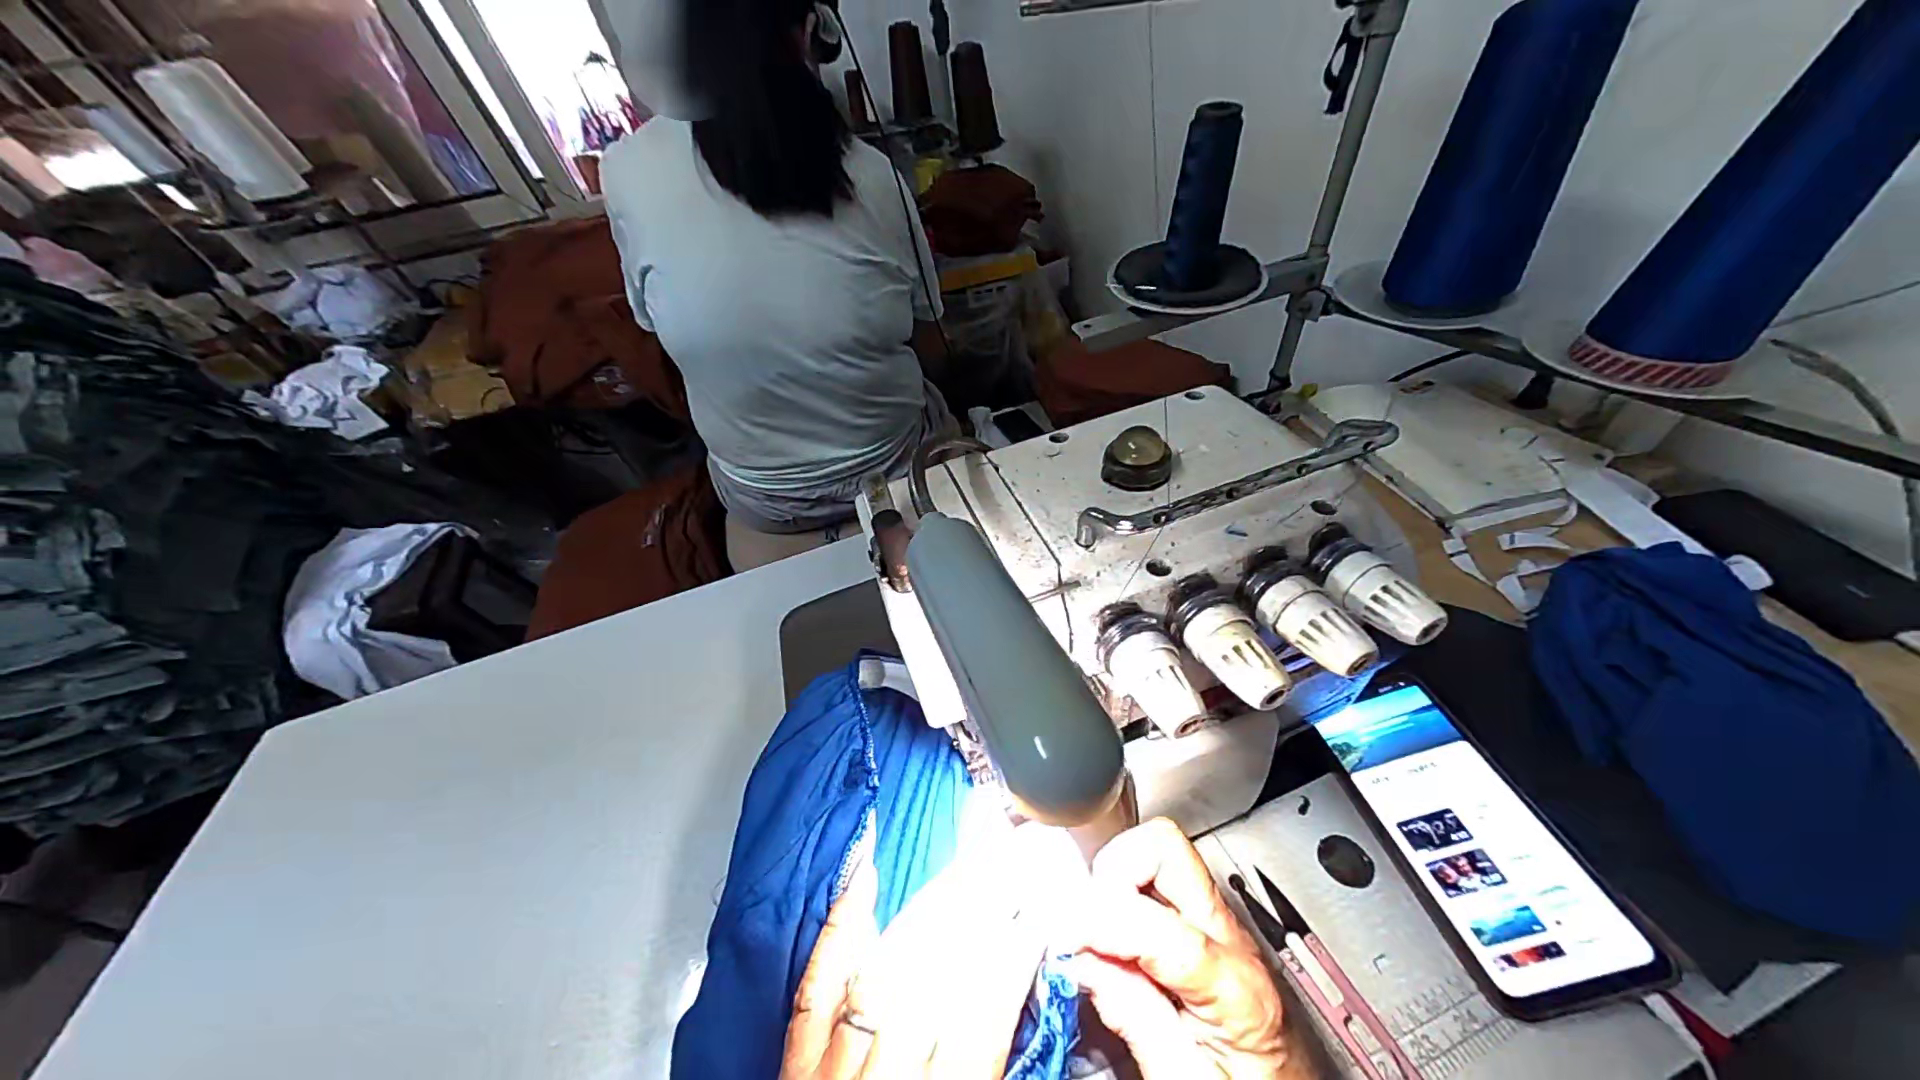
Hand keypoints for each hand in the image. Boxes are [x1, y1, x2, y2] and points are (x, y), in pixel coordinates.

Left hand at [780, 824, 1075, 1078]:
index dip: (1009, 957)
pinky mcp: (791, 1068)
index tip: (1037, 907)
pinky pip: (813, 988)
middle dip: (976, 910)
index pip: (978, 1022)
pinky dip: (840, 928)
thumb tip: (1020, 994)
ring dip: (929, 909)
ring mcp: (826, 1074)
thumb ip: (996, 1067)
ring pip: (882, 972)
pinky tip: (865, 877)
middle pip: (930, 980)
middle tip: (1008, 856)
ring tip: (965, 862)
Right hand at [1061, 818, 1306, 1079]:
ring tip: (1098, 931)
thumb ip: (1135, 1019)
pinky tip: (1112, 937)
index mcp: (1237, 988)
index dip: (1098, 924)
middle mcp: (1233, 939)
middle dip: (1111, 873)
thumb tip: (1081, 959)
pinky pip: (1157, 877)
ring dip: (1115, 878)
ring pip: (1159, 848)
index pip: (1158, 927)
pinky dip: (1121, 891)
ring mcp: (1222, 924)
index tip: (1063, 938)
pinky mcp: (1207, 921)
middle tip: (1086, 921)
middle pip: (1164, 847)